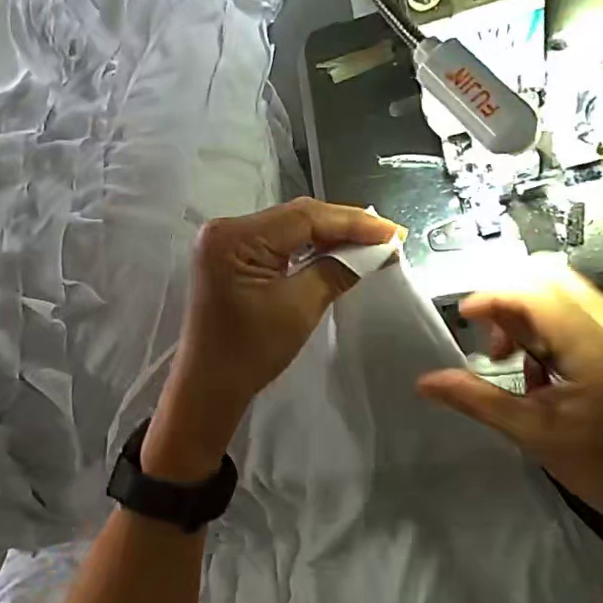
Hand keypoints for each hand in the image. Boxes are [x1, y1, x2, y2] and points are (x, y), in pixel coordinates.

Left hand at [144, 198, 401, 480]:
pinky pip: (280, 240)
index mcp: (235, 238)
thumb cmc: (250, 352)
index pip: (305, 217)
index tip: (393, 232)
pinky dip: (310, 245)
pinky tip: (338, 250)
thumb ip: (337, 270)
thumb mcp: (300, 308)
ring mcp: (228, 240)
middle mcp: (227, 228)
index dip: (353, 222)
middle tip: (388, 236)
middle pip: (298, 216)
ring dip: (331, 234)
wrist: (210, 387)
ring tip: (371, 242)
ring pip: (291, 226)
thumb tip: (377, 250)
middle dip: (345, 226)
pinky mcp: (234, 254)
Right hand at [416, 260, 602, 528]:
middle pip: (549, 278)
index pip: (536, 294)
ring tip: (514, 358)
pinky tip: (539, 364)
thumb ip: (478, 400)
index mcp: (597, 349)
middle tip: (495, 345)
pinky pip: (575, 306)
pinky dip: (546, 322)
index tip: (465, 319)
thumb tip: (426, 382)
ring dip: (526, 311)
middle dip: (510, 301)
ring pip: (561, 288)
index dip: (493, 298)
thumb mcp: (535, 435)